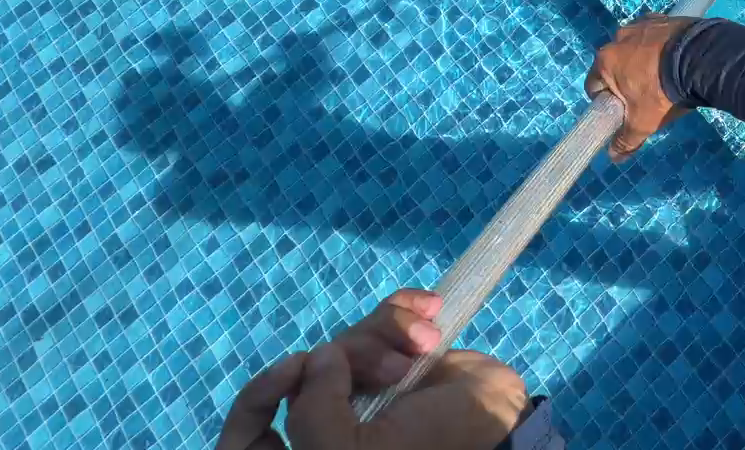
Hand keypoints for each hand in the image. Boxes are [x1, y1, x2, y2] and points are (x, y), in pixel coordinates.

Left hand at [215, 289, 528, 449]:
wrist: (500, 417)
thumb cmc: (427, 448)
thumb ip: (312, 414)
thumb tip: (317, 359)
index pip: (244, 436)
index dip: (259, 396)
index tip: (297, 367)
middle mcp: (329, 423)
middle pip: (306, 374)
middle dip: (351, 356)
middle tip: (391, 368)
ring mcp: (364, 389)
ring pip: (348, 342)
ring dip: (389, 332)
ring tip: (425, 345)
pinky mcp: (399, 355)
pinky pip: (385, 317)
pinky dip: (407, 308)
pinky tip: (432, 309)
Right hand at [586, 15, 698, 161]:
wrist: (702, 59)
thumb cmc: (664, 92)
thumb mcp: (643, 122)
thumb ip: (625, 140)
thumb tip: (614, 155)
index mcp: (606, 60)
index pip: (594, 86)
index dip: (607, 102)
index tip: (623, 110)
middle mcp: (620, 36)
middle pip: (616, 64)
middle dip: (627, 79)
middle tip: (647, 95)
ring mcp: (644, 23)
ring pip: (637, 47)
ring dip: (645, 60)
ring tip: (666, 77)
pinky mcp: (666, 17)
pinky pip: (658, 35)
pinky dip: (663, 46)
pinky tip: (677, 59)